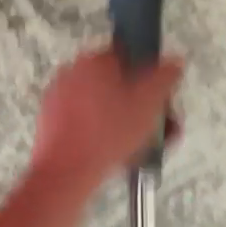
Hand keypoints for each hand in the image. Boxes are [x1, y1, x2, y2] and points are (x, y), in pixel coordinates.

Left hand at [30, 49, 182, 187]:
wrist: (67, 171)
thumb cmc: (106, 136)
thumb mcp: (150, 103)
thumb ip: (166, 77)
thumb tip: (173, 63)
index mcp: (94, 60)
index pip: (129, 55)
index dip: (149, 77)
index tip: (159, 96)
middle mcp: (72, 73)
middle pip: (116, 83)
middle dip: (140, 104)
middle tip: (156, 125)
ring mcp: (59, 98)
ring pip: (102, 105)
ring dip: (125, 121)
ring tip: (142, 146)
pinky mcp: (52, 123)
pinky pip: (85, 122)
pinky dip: (102, 133)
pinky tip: (119, 153)